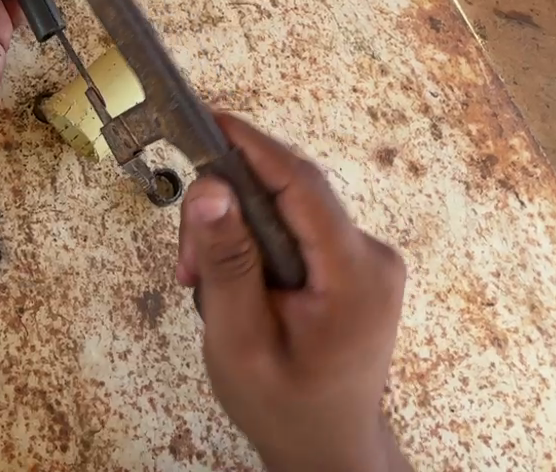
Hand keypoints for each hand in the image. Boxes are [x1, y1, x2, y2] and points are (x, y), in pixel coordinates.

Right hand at [177, 115, 408, 471]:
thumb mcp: (240, 341)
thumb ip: (226, 263)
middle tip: (186, 260)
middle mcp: (369, 254)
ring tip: (200, 280)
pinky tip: (226, 280)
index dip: (253, 144)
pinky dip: (248, 241)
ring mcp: (361, 258)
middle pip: (285, 192)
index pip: (302, 184)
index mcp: (355, 275)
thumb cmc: (284, 406)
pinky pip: (287, 224)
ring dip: (231, 230)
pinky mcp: (346, 262)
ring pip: (280, 206)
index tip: (205, 118)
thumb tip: (209, 187)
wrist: (328, 451)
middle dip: (226, 208)